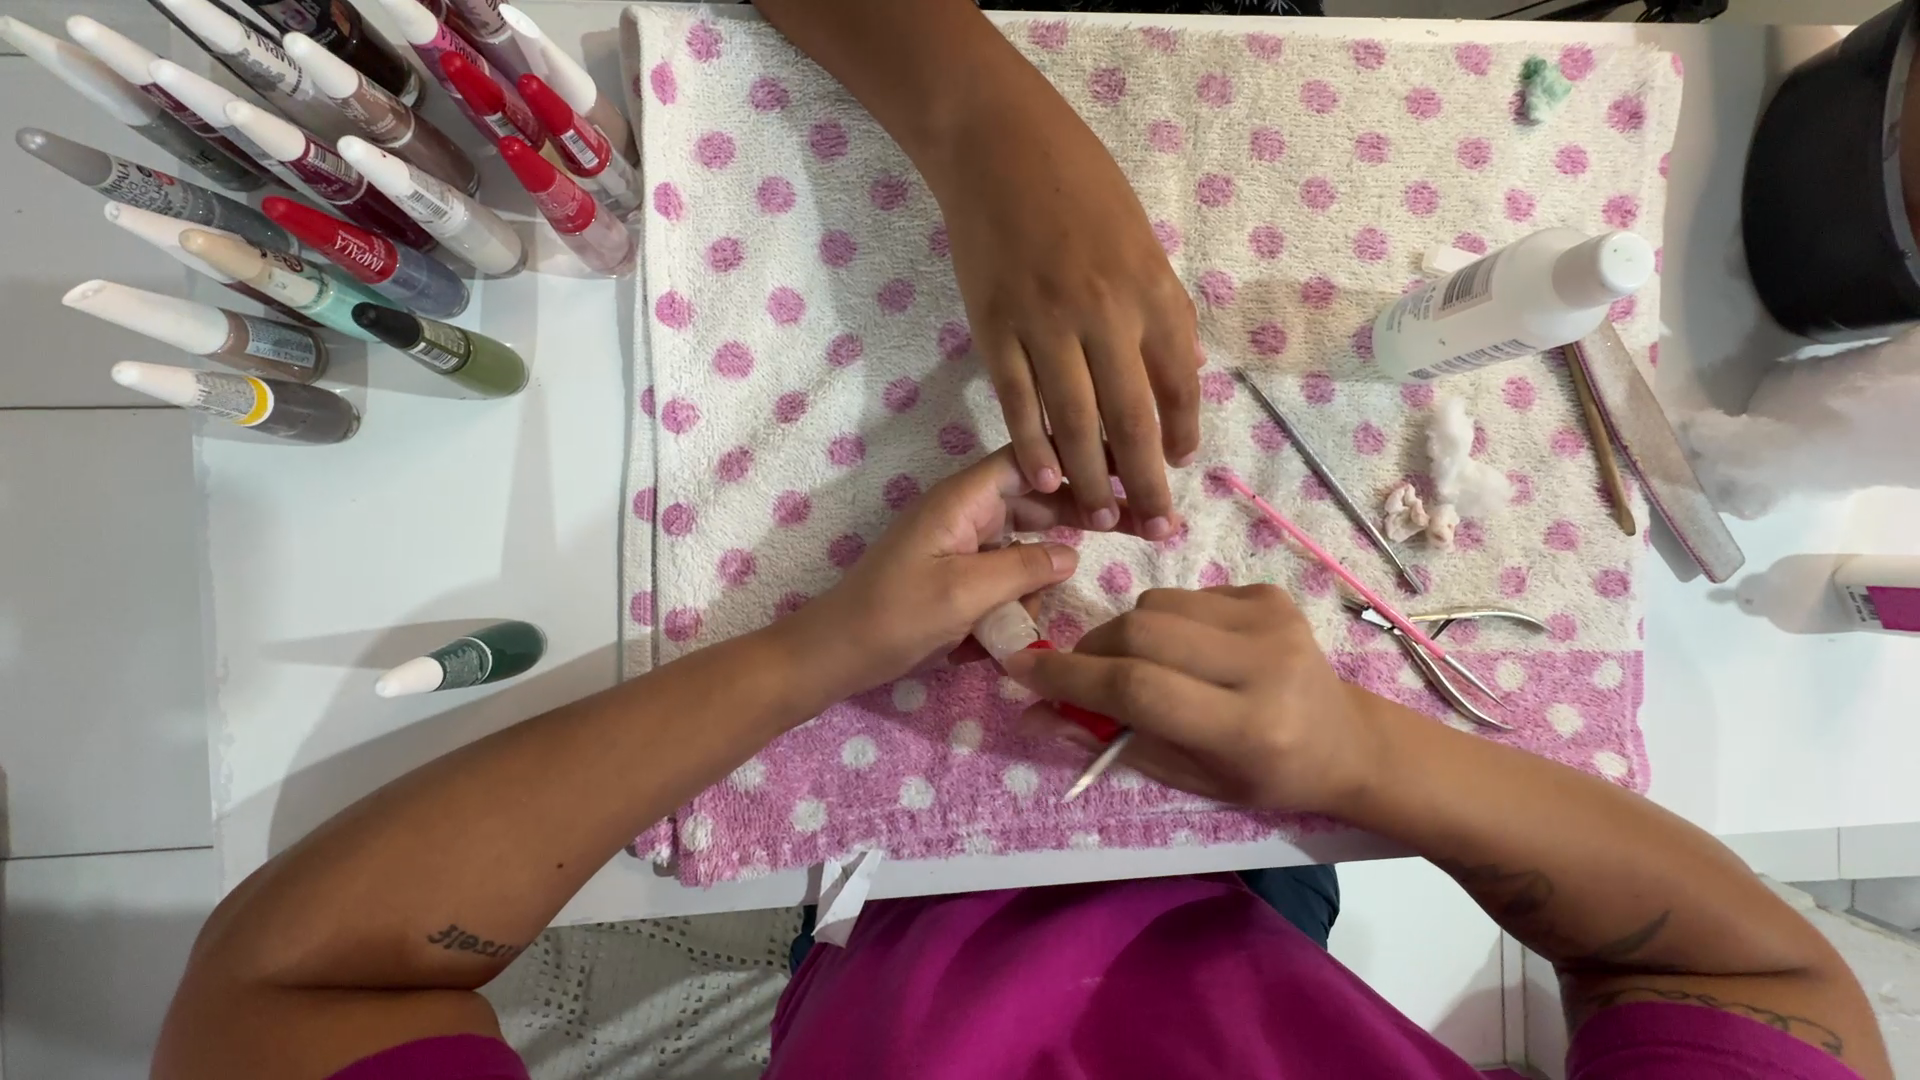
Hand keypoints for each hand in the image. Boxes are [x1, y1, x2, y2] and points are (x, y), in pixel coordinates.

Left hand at [800, 446, 1149, 694]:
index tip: (1129, 477)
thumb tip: (1072, 555)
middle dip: (1083, 513)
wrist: (836, 654)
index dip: (1080, 463)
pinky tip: (1029, 617)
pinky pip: (1006, 569)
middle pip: (1038, 498)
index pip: (1031, 460)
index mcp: (963, 499)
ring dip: (1050, 563)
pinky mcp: (960, 573)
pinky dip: (1023, 588)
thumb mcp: (964, 593)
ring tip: (1071, 589)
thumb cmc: (894, 616)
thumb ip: (1024, 568)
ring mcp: (963, 543)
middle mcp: (967, 511)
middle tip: (1142, 527)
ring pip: (1027, 538)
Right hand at [923, 71, 1200, 542]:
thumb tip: (1172, 380)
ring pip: (1074, 421)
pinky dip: (1032, 447)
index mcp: (1153, 289)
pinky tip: (1044, 479)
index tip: (1179, 467)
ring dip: (1090, 478)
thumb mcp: (1141, 242)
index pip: (1180, 382)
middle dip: (1146, 481)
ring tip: (1099, 517)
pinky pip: (1018, 404)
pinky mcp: (995, 332)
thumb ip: (1157, 314)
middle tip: (1154, 528)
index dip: (1183, 433)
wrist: (1000, 148)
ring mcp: (1046, 326)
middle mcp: (1107, 314)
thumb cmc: (1081, 189)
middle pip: (1133, 418)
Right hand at [1002, 585, 1384, 815]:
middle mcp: (1263, 665)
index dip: (1071, 678)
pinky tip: (1191, 649)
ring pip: (1155, 604)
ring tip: (1145, 664)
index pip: (1138, 689)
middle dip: (1092, 649)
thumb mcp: (1187, 777)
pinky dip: (1166, 620)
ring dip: (1128, 633)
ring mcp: (1271, 620)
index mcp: (1246, 726)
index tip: (1022, 671)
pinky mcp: (1270, 594)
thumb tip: (1035, 713)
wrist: (1346, 739)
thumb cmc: (1261, 775)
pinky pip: (1184, 594)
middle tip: (1081, 671)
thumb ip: (1110, 742)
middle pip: (1140, 634)